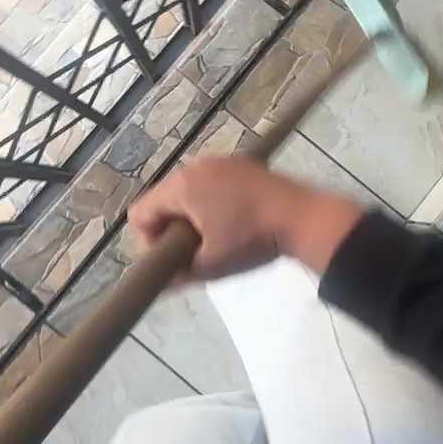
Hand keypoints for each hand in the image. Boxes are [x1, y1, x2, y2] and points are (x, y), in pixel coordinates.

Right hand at [128, 157, 364, 281]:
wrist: (302, 218)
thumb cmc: (251, 240)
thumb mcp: (211, 266)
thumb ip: (178, 275)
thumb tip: (162, 282)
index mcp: (181, 186)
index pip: (140, 213)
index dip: (148, 241)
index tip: (175, 257)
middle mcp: (195, 166)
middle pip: (163, 200)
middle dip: (172, 227)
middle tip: (197, 250)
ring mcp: (219, 161)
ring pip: (187, 192)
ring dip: (193, 215)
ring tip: (218, 237)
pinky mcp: (240, 164)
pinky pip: (210, 184)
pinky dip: (212, 202)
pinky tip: (235, 220)